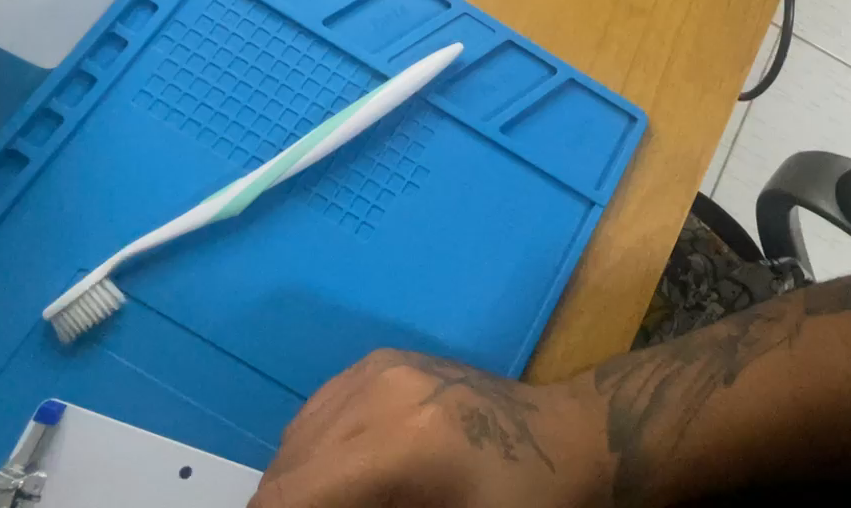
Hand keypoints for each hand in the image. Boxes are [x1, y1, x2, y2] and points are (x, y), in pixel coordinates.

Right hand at [250, 348, 609, 507]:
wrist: (564, 436)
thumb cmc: (517, 504)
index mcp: (399, 443)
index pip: (291, 498)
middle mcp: (380, 390)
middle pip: (287, 469)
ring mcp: (382, 366)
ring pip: (296, 437)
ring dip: (296, 483)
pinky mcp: (385, 358)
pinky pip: (320, 409)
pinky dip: (313, 449)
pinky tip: (340, 475)